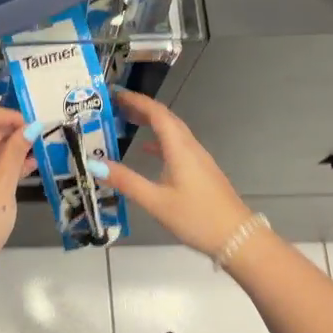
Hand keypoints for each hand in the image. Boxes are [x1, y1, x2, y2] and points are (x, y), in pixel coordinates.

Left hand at [0, 106, 35, 256]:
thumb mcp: (2, 186)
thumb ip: (15, 154)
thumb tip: (31, 127)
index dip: (7, 116)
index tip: (31, 124)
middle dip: (12, 130)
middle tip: (40, 135)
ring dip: (13, 147)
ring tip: (39, 148)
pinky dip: (8, 163)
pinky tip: (31, 164)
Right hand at [100, 88, 254, 255]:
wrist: (238, 238)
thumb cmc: (196, 217)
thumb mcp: (156, 202)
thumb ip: (126, 181)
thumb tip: (94, 164)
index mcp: (180, 149)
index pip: (157, 114)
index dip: (137, 101)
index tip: (115, 94)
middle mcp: (190, 148)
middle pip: (166, 119)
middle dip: (141, 108)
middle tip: (115, 106)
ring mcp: (198, 159)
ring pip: (173, 132)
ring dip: (151, 123)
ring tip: (127, 121)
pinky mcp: (201, 171)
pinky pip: (177, 146)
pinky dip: (160, 141)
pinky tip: (147, 150)